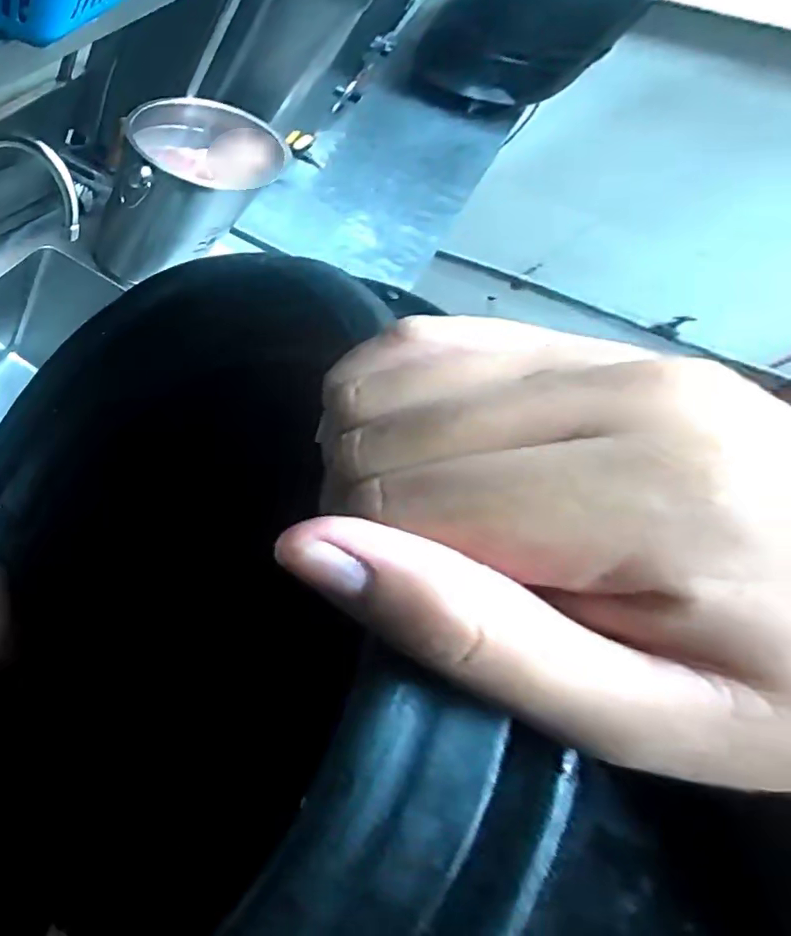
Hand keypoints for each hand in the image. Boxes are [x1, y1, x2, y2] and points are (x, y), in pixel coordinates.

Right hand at [274, 316, 790, 790]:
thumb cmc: (751, 679)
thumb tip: (301, 546)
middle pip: (372, 440)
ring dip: (358, 452)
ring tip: (430, 504)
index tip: (445, 599)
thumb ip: (461, 632)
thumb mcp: (625, 712)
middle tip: (440, 560)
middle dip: (364, 507)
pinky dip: (372, 399)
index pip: (391, 503)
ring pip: (366, 389)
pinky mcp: (554, 336)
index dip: (381, 561)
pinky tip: (421, 446)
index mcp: (656, 491)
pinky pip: (399, 347)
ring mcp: (592, 349)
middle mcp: (625, 390)